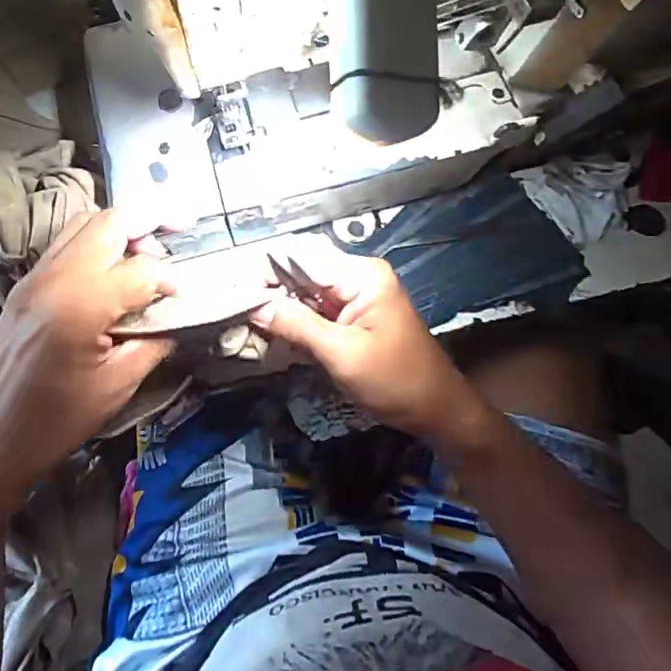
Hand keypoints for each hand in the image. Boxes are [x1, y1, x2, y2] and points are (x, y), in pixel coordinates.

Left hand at [0, 208, 175, 520]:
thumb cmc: (56, 421)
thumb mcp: (118, 384)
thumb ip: (153, 340)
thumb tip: (174, 314)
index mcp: (81, 302)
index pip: (141, 267)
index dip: (169, 279)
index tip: (181, 298)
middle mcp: (55, 275)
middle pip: (111, 221)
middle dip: (149, 222)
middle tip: (177, 233)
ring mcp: (35, 275)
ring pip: (84, 223)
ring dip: (120, 228)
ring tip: (145, 249)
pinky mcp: (24, 284)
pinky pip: (65, 242)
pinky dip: (95, 241)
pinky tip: (112, 266)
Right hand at [251, 248, 496, 449]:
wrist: (437, 411)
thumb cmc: (395, 381)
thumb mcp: (342, 355)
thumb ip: (297, 326)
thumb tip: (254, 305)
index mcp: (362, 275)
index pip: (301, 259)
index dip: (266, 272)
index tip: (234, 291)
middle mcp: (357, 276)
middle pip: (300, 272)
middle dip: (269, 290)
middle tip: (236, 308)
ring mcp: (354, 294)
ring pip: (304, 291)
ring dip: (279, 306)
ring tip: (246, 319)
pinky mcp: (351, 314)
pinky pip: (314, 308)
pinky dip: (294, 319)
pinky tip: (272, 331)